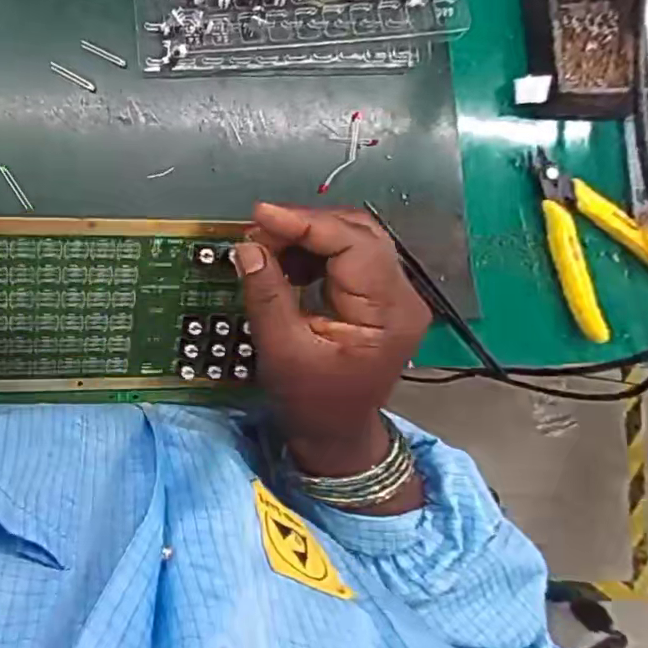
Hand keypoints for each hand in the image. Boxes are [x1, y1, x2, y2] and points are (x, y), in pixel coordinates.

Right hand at [230, 203, 429, 471]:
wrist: (334, 432)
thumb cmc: (312, 401)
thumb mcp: (282, 350)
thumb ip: (266, 295)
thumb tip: (246, 248)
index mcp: (387, 312)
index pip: (353, 244)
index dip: (305, 223)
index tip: (261, 215)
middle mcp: (400, 296)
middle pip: (358, 234)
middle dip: (304, 226)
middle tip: (256, 233)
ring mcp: (390, 296)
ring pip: (352, 239)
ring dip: (305, 237)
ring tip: (265, 247)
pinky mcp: (374, 298)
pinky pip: (344, 257)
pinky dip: (310, 252)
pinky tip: (283, 262)